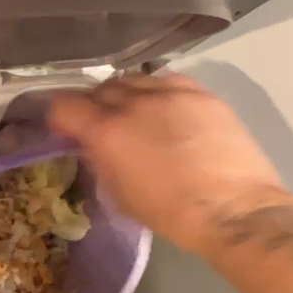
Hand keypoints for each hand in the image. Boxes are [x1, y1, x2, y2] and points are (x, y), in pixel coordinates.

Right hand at [48, 73, 292, 250]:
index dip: (59, 117)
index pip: (65, 106)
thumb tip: (94, 148)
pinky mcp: (202, 94)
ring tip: (131, 112)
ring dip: (124, 94)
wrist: (234, 209)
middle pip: (99, 89)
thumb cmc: (170, 213)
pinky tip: (162, 107)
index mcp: (107, 132)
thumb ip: (100, 163)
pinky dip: (155, 91)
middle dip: (92, 105)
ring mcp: (171, 93)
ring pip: (133, 79)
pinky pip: (166, 81)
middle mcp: (134, 103)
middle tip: (98, 124)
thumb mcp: (120, 195)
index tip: (64, 130)